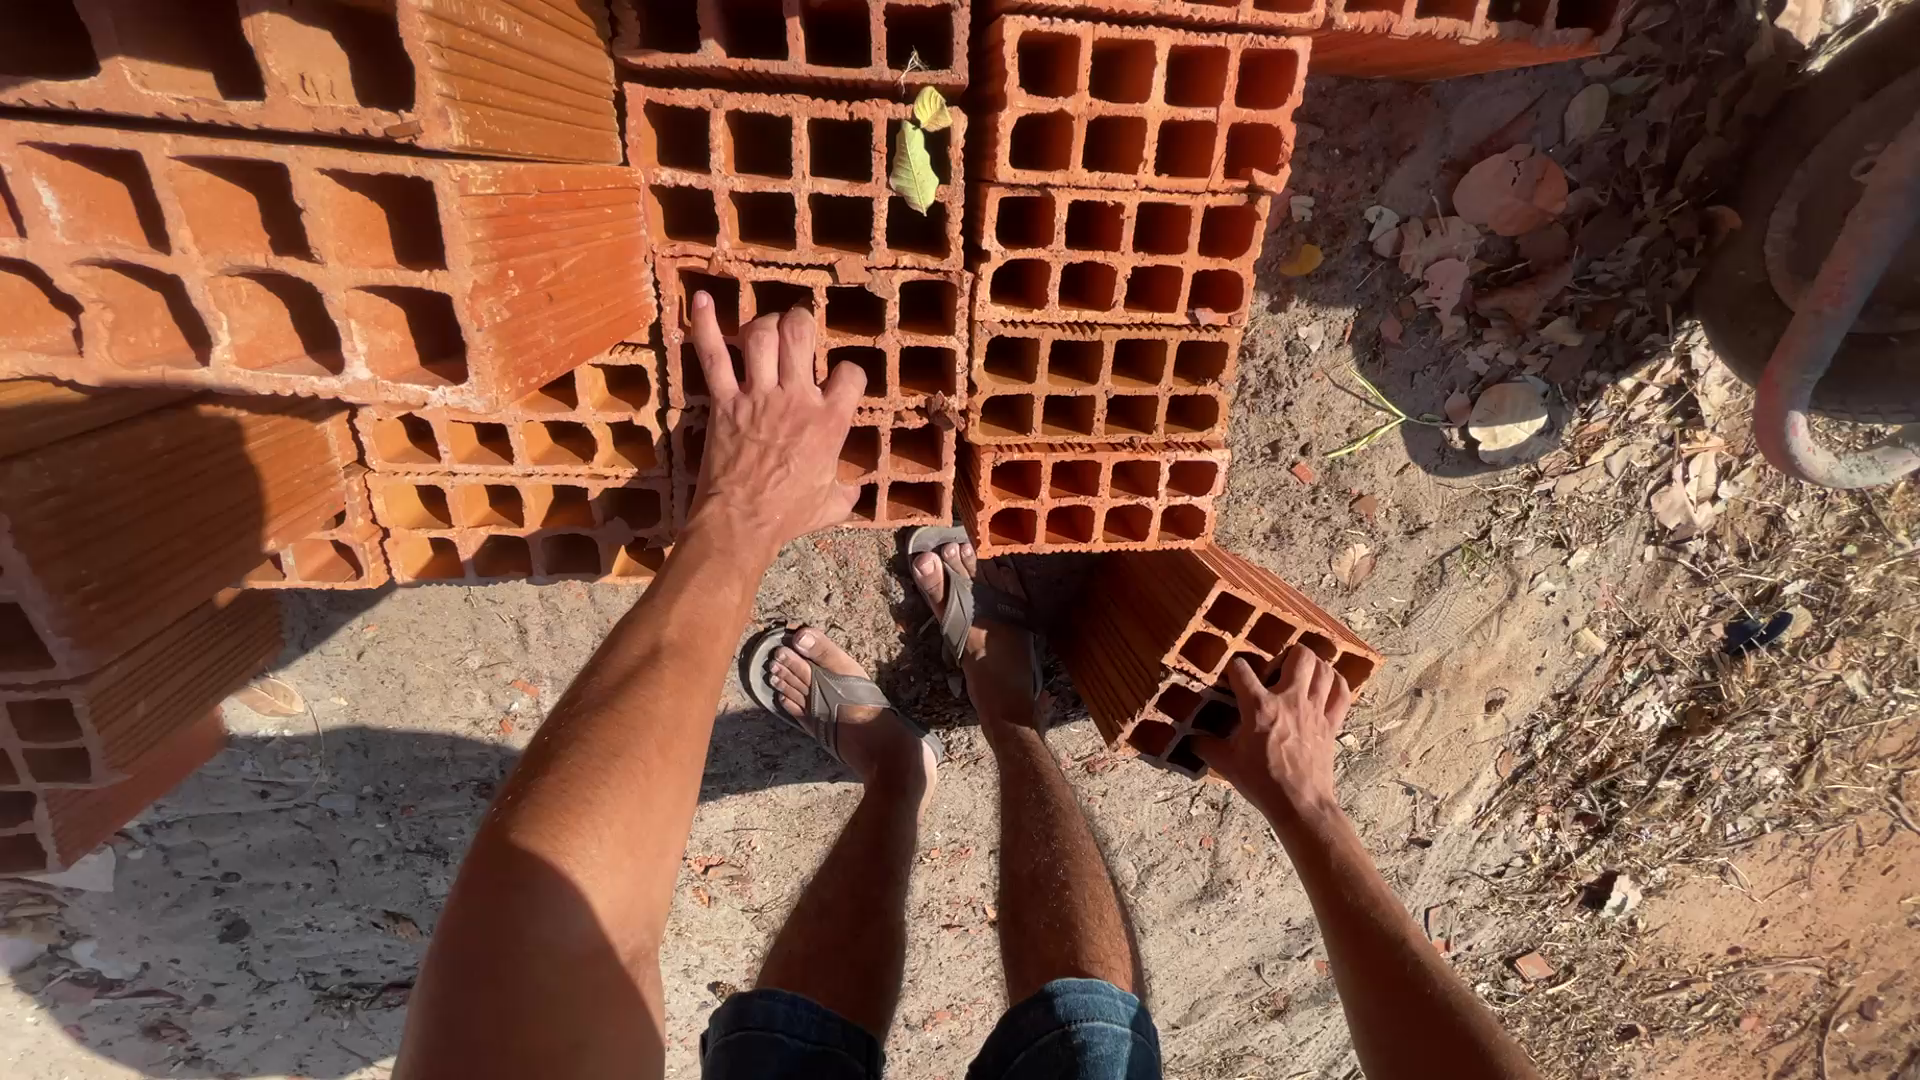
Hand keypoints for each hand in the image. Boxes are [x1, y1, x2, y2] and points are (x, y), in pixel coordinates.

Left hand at [686, 293, 863, 559]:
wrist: (742, 521)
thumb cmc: (788, 515)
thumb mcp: (832, 505)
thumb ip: (848, 490)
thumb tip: (856, 491)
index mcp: (830, 422)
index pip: (851, 374)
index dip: (849, 374)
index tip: (842, 382)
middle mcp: (796, 399)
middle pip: (800, 335)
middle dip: (801, 323)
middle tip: (799, 330)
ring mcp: (757, 396)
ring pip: (760, 336)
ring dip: (764, 324)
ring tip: (767, 329)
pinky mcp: (723, 402)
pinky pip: (712, 355)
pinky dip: (706, 325)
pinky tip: (704, 300)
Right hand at [1192, 644, 1351, 824]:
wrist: (1299, 804)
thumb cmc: (1261, 781)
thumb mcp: (1225, 763)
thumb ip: (1205, 745)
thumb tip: (1189, 737)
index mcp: (1259, 707)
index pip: (1241, 670)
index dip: (1233, 668)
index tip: (1231, 676)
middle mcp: (1289, 701)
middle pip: (1298, 656)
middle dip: (1286, 653)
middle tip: (1276, 666)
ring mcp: (1314, 710)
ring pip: (1323, 669)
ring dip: (1312, 664)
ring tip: (1300, 670)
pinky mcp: (1331, 723)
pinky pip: (1341, 692)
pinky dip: (1336, 682)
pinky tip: (1325, 683)